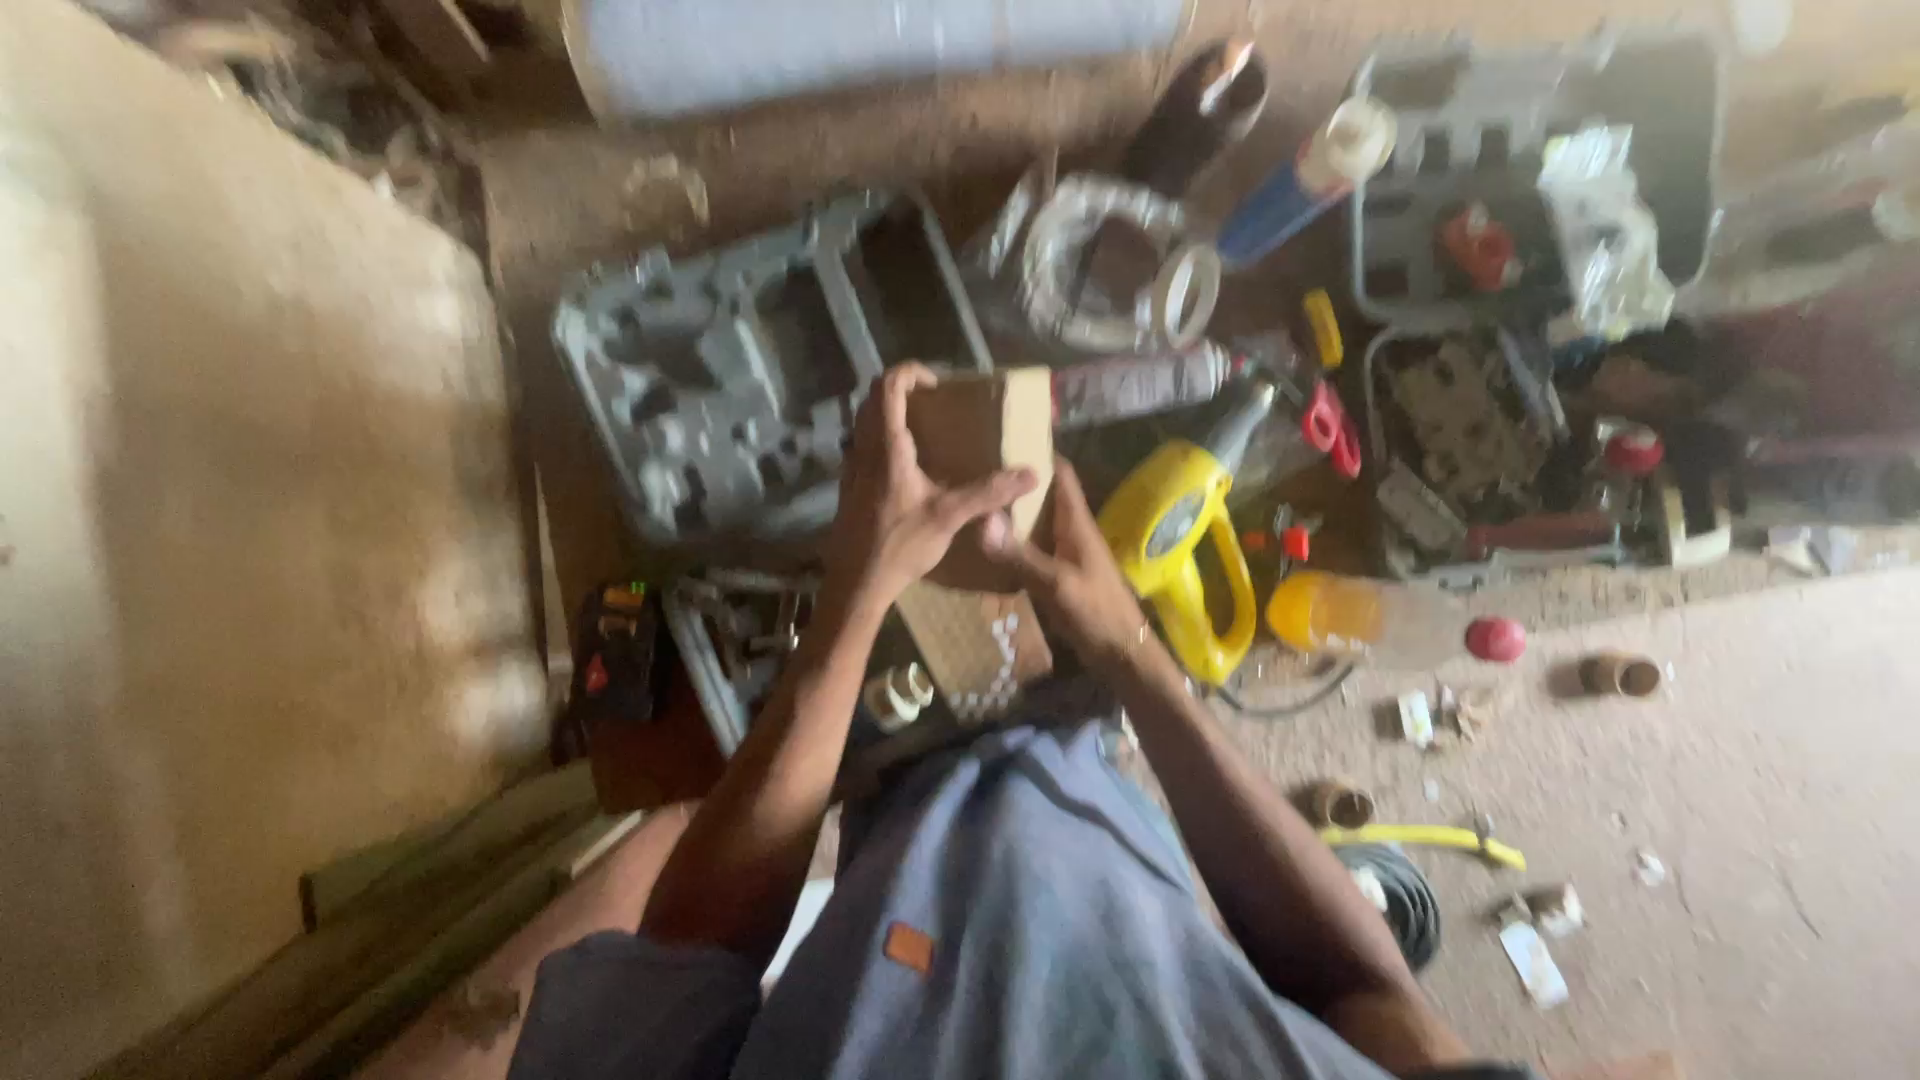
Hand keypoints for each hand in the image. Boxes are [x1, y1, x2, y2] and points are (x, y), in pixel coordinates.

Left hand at [824, 364, 1037, 607]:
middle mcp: (864, 449)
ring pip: (864, 422)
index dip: (911, 372)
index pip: (888, 386)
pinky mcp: (849, 487)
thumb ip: (988, 492)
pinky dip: (882, 440)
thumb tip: (1030, 474)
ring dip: (889, 415)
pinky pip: (863, 447)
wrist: (856, 582)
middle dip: (901, 391)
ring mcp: (851, 467)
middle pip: (872, 398)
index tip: (937, 384)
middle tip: (933, 404)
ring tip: (923, 431)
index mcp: (887, 446)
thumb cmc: (899, 545)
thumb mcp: (949, 516)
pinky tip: (907, 467)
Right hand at [987, 458, 1155, 673]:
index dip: (1037, 452)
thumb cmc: (1097, 613)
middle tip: (975, 469)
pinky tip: (987, 546)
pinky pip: (1032, 549)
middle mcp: (1070, 530)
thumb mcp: (1056, 584)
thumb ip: (1020, 555)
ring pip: (1036, 522)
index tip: (1002, 437)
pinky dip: (1012, 542)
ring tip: (974, 500)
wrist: (1122, 654)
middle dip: (1016, 481)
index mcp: (1076, 522)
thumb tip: (982, 520)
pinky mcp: (1058, 575)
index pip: (1060, 473)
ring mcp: (1065, 554)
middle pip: (1044, 495)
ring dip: (1012, 512)